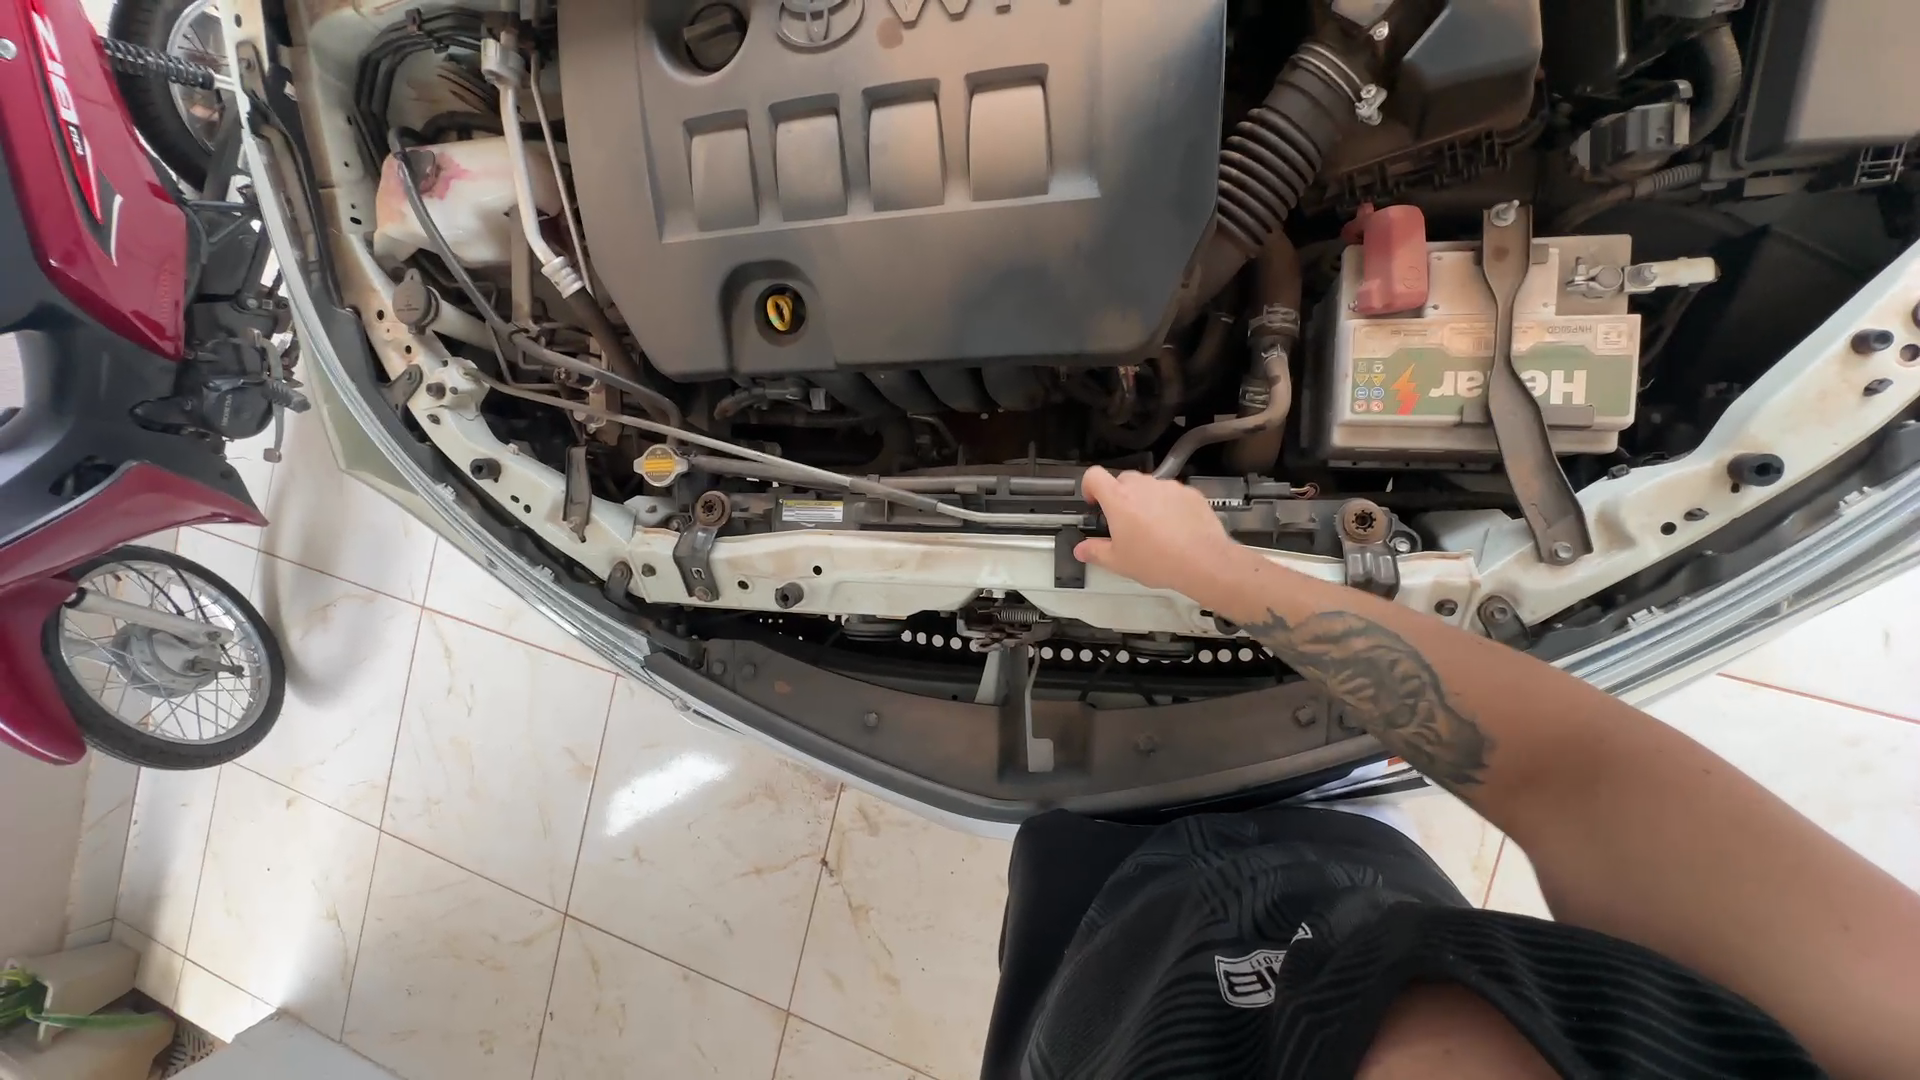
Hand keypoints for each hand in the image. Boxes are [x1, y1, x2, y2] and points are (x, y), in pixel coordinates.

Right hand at [1073, 466, 1239, 593]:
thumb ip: (1094, 551)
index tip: (1093, 500)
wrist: (1202, 561)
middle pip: (1122, 479)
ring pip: (1149, 486)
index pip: (1093, 476)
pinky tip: (1172, 528)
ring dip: (1145, 501)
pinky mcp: (1189, 493)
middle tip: (1122, 521)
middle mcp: (1143, 487)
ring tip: (1151, 528)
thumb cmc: (1160, 559)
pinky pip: (1172, 493)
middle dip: (1119, 496)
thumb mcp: (1118, 562)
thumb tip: (1083, 549)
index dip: (1089, 486)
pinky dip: (1168, 505)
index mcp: (1119, 499)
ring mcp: (1168, 487)